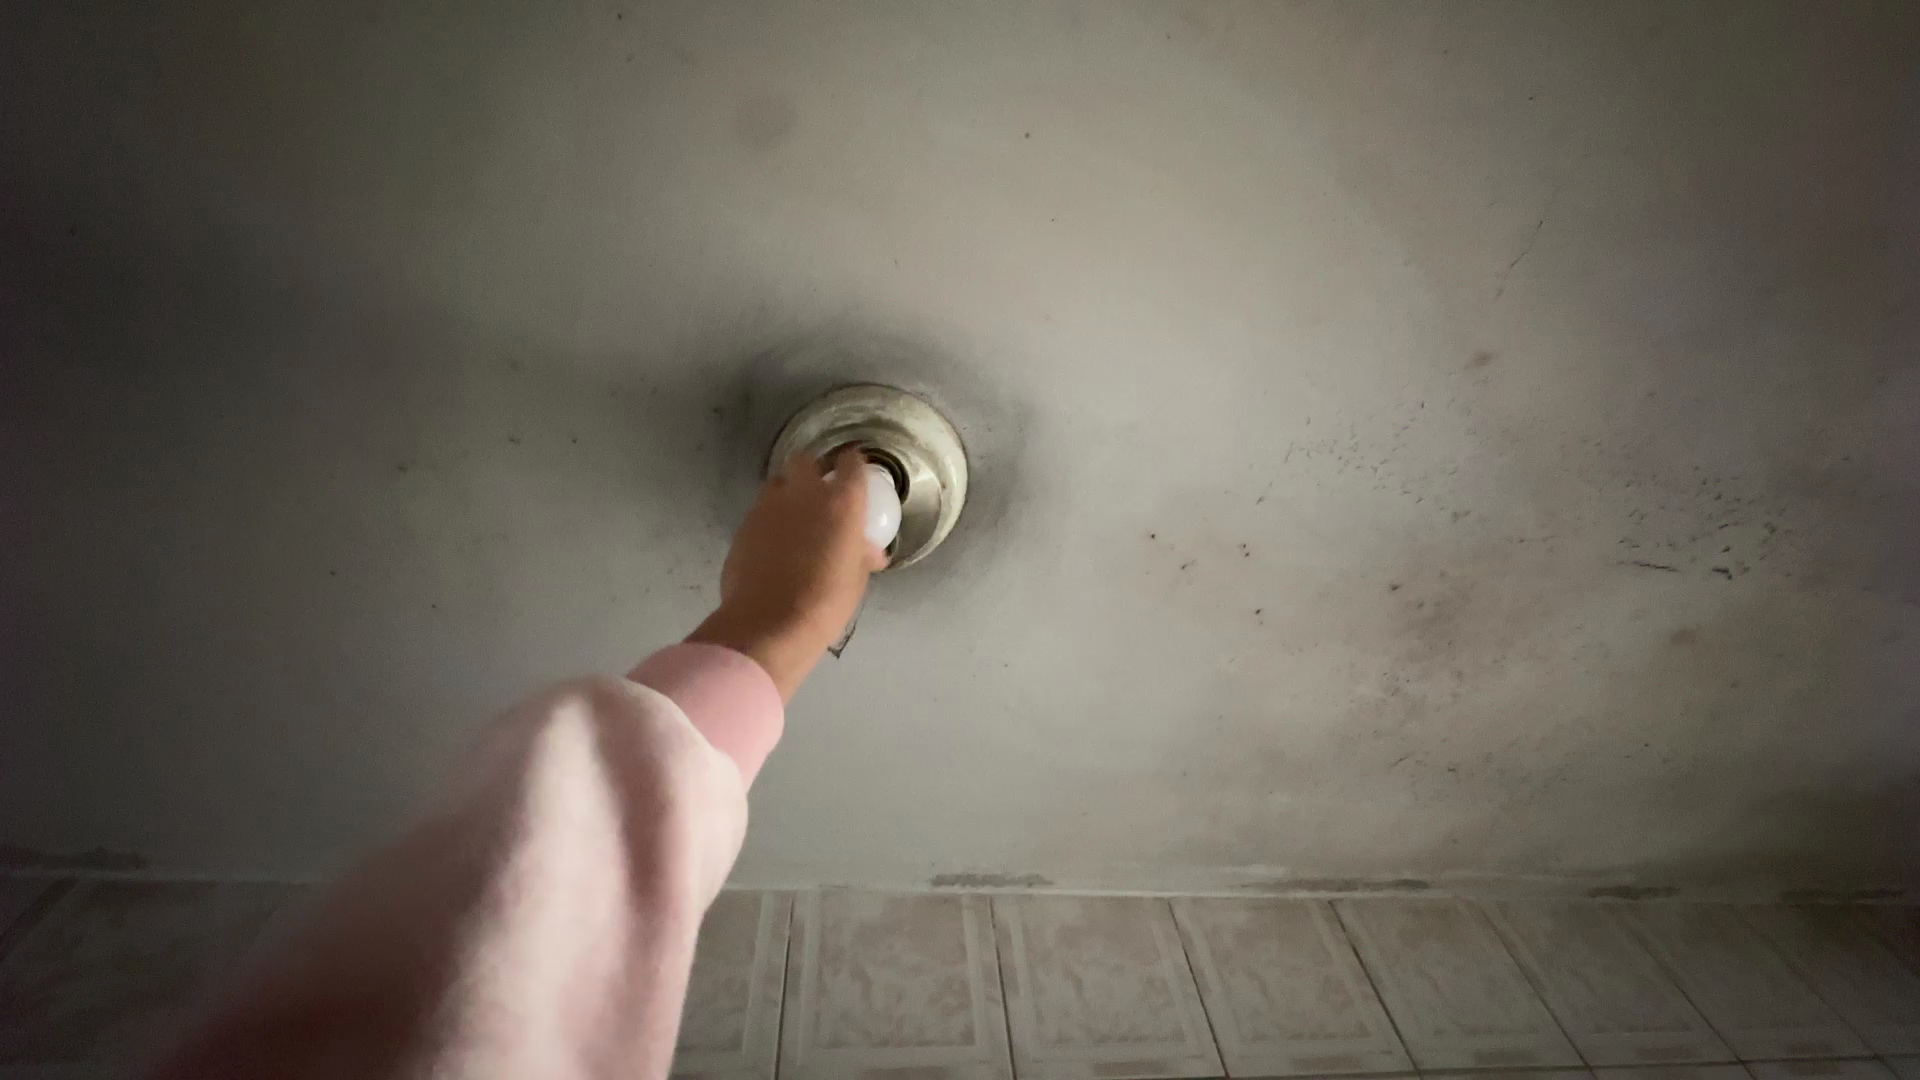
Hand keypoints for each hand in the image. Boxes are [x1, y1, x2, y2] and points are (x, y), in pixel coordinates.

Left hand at [687, 446, 888, 700]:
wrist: (770, 623)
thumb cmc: (826, 602)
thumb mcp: (857, 579)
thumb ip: (861, 554)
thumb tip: (868, 551)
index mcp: (842, 502)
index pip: (851, 463)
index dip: (853, 464)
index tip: (855, 473)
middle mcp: (804, 494)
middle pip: (805, 460)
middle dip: (812, 469)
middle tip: (819, 492)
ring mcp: (768, 506)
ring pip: (777, 483)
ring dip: (787, 493)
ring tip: (793, 518)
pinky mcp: (743, 525)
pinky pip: (759, 512)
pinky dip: (769, 520)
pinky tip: (773, 544)